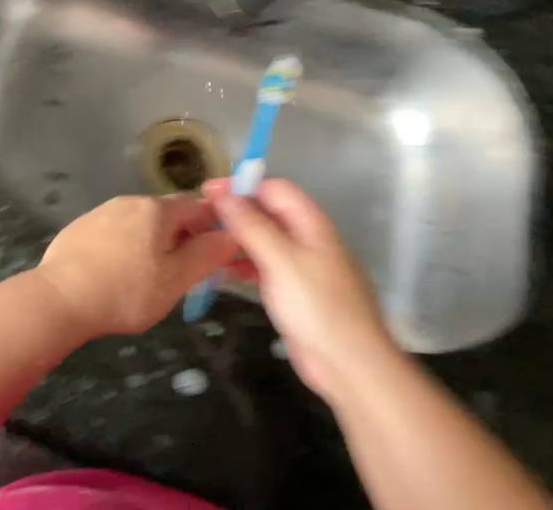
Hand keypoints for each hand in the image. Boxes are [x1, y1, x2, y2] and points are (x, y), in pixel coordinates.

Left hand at [32, 194, 240, 337]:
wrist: (61, 297)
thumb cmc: (126, 292)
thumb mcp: (176, 279)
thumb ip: (206, 254)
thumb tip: (232, 235)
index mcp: (156, 209)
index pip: (198, 205)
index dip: (214, 225)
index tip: (220, 251)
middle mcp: (129, 201)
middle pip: (168, 213)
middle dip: (184, 236)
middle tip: (189, 271)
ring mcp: (102, 212)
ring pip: (140, 222)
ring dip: (155, 241)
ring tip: (155, 276)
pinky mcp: (81, 227)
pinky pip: (116, 231)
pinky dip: (128, 246)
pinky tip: (121, 273)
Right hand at [206, 178, 399, 403]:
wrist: (351, 367)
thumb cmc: (318, 307)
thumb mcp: (281, 260)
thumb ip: (251, 225)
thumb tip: (223, 193)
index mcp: (311, 224)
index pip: (274, 188)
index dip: (242, 186)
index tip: (209, 193)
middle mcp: (307, 239)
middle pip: (268, 212)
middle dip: (236, 211)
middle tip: (201, 219)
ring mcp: (301, 266)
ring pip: (264, 239)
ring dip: (236, 238)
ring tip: (205, 243)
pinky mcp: (294, 291)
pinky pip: (264, 265)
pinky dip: (244, 263)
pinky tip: (223, 270)